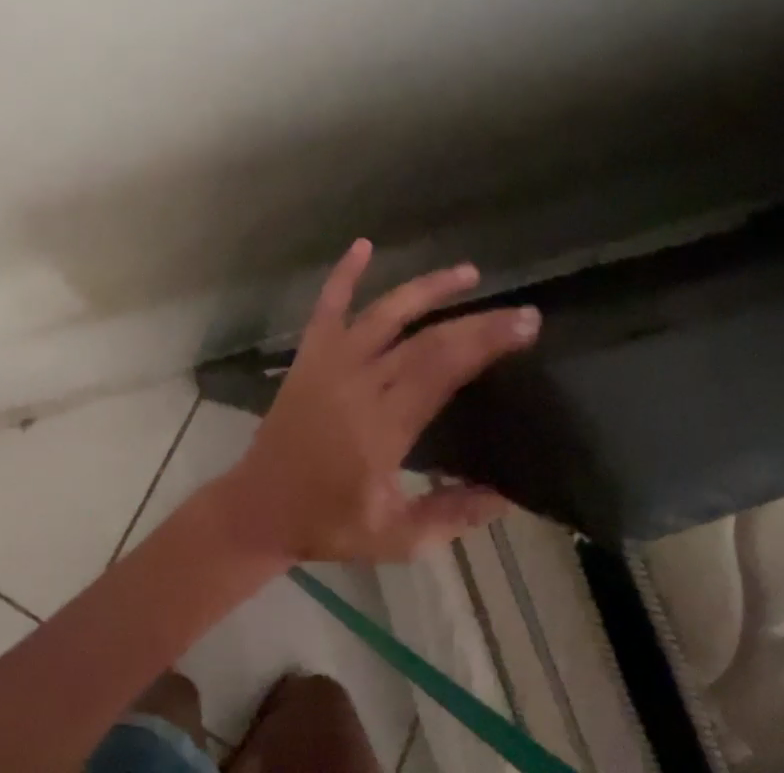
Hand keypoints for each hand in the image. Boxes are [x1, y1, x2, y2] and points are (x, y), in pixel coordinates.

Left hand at [215, 238, 539, 561]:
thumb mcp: (396, 537)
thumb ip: (451, 514)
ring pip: (380, 315)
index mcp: (381, 428)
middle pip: (423, 340)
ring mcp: (326, 366)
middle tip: (520, 310)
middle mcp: (356, 386)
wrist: (258, 508)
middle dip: (475, 322)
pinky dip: (342, 277)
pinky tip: (362, 247)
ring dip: (423, 289)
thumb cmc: (327, 525)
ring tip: (466, 272)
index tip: (526, 324)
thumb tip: (507, 494)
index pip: (442, 370)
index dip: (485, 341)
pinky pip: (325, 310)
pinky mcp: (306, 360)